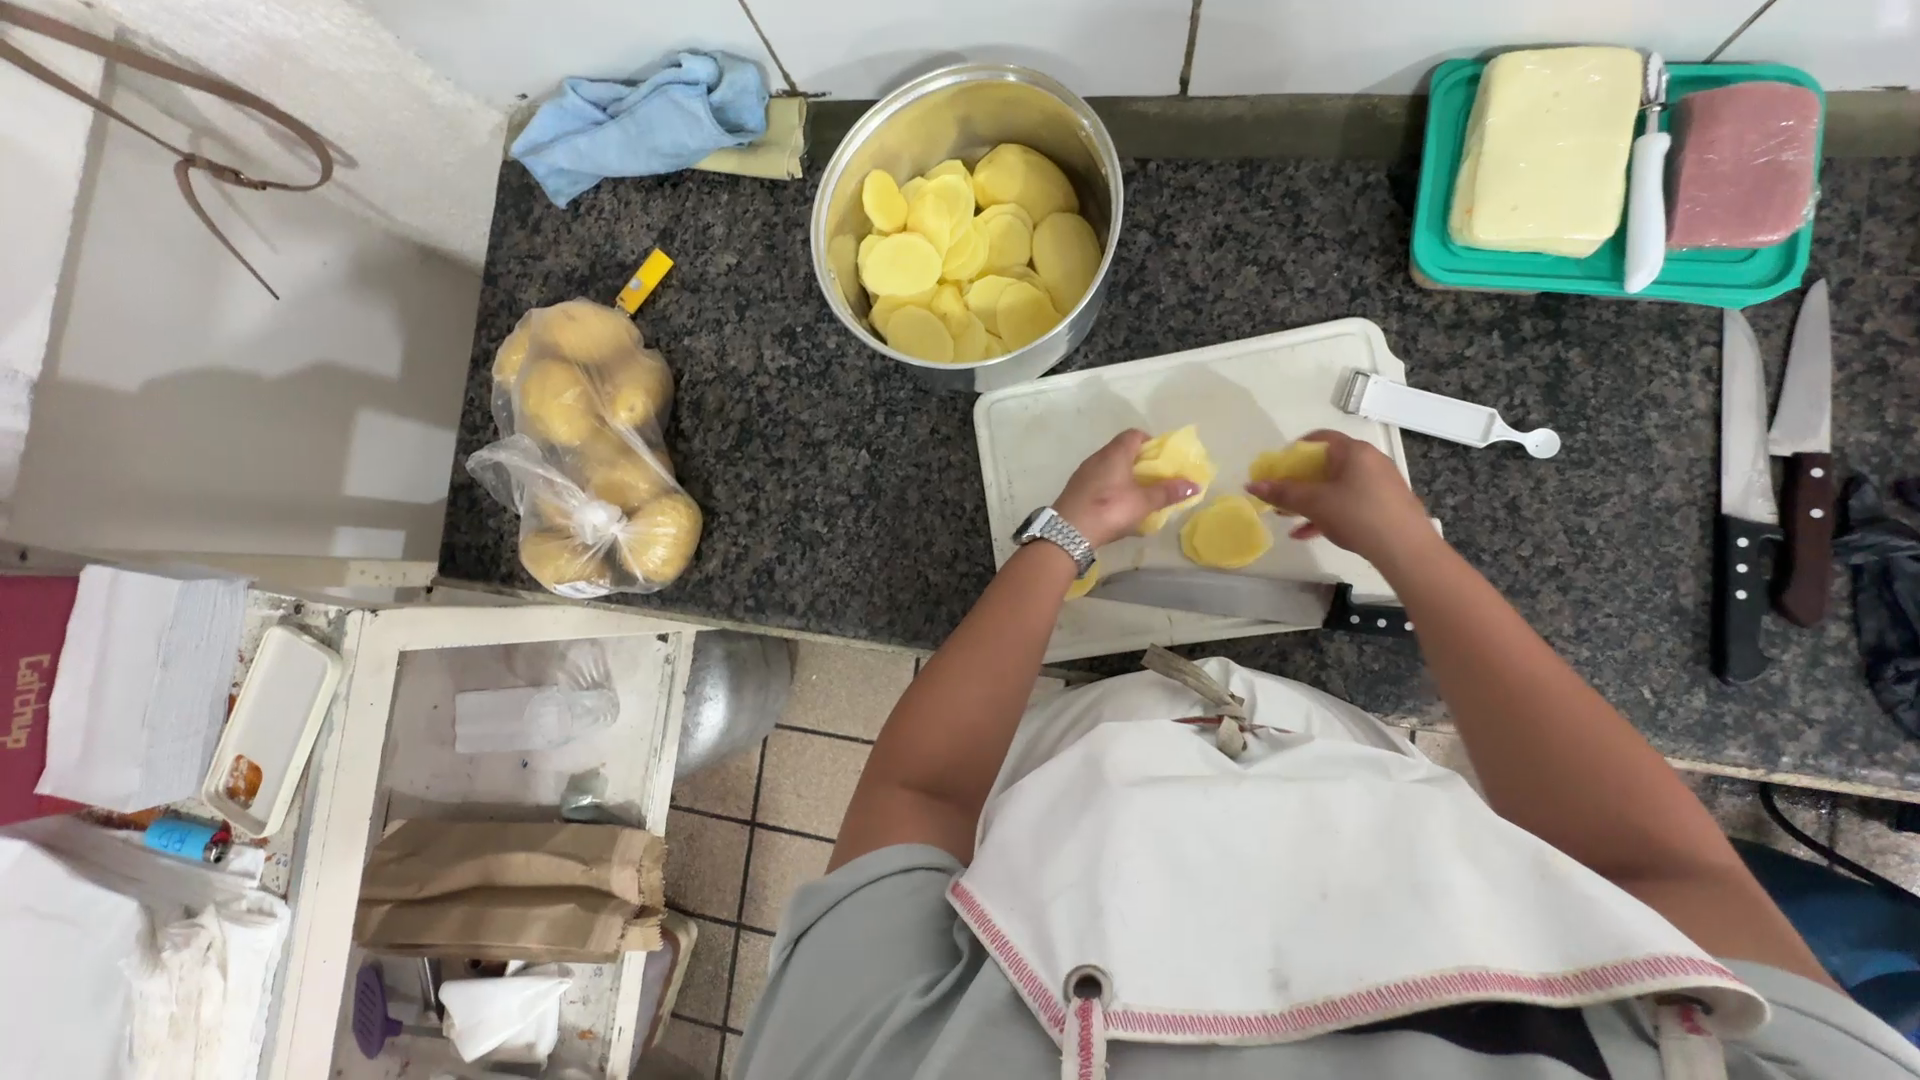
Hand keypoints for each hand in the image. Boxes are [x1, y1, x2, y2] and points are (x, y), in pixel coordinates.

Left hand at [1053, 429, 1198, 547]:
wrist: (1068, 532)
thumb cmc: (1110, 509)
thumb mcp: (1143, 502)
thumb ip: (1168, 492)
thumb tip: (1194, 484)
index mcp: (1115, 453)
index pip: (1134, 434)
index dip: (1150, 442)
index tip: (1161, 458)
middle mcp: (1097, 457)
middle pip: (1121, 451)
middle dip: (1139, 462)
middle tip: (1154, 478)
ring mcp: (1083, 473)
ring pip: (1108, 468)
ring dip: (1124, 477)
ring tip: (1138, 495)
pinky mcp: (1075, 489)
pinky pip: (1098, 482)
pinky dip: (1110, 489)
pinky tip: (1117, 508)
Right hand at [1244, 430, 1438, 566]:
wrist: (1405, 547)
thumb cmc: (1357, 514)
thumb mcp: (1314, 503)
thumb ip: (1282, 493)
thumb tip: (1251, 484)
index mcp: (1354, 451)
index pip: (1320, 438)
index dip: (1294, 449)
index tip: (1278, 466)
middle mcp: (1369, 461)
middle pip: (1326, 464)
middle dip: (1299, 481)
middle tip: (1281, 495)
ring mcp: (1379, 484)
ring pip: (1337, 486)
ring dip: (1310, 500)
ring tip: (1289, 518)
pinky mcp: (1385, 505)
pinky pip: (1349, 502)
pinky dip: (1328, 513)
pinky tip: (1307, 534)